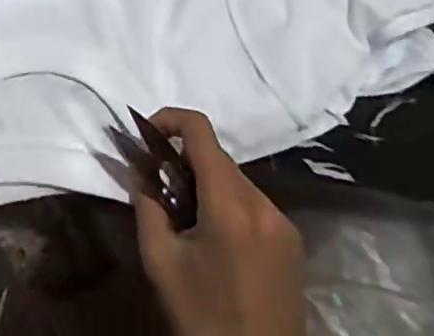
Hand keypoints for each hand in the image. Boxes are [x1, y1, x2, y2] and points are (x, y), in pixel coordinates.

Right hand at [133, 108, 304, 335]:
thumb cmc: (203, 322)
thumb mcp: (161, 264)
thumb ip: (147, 207)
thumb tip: (140, 171)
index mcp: (230, 205)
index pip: (201, 131)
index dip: (170, 119)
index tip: (147, 136)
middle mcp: (262, 203)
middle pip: (217, 157)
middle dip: (183, 161)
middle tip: (159, 189)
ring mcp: (283, 222)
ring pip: (235, 180)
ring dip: (207, 185)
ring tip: (186, 222)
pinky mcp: (293, 241)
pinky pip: (253, 204)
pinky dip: (229, 205)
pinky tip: (216, 242)